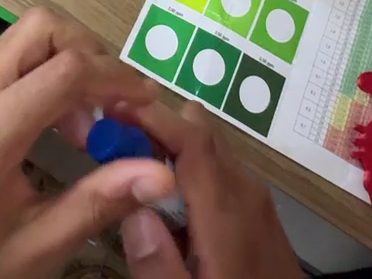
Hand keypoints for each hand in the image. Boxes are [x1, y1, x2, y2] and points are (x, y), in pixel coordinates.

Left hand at [0, 8, 176, 278]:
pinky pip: (9, 63)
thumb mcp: (33, 250)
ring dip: (67, 61)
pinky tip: (59, 128)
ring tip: (91, 122)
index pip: (67, 69)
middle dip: (89, 52)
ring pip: (25, 38)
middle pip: (42, 28)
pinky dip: (44, 75)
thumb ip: (98, 202)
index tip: (147, 104)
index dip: (117, 78)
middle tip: (115, 101)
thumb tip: (161, 174)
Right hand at [115, 99, 301, 278]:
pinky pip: (219, 168)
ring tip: (130, 166)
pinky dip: (188, 167)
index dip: (154, 115)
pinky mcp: (258, 210)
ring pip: (210, 146)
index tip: (114, 108)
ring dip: (171, 146)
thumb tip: (132, 211)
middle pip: (201, 131)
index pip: (193, 139)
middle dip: (156, 127)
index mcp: (228, 213)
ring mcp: (256, 198)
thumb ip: (160, 267)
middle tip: (113, 144)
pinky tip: (165, 203)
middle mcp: (246, 191)